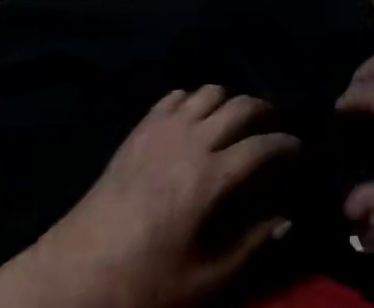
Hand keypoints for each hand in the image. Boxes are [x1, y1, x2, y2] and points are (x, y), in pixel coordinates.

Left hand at [0, 86, 297, 307]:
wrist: (75, 274)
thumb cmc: (144, 282)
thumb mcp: (204, 281)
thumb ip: (252, 247)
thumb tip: (288, 221)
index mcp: (211, 177)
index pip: (262, 145)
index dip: (286, 144)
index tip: (299, 148)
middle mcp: (192, 140)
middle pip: (240, 106)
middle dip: (263, 111)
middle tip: (272, 127)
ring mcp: (162, 129)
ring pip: (208, 91)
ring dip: (228, 101)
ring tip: (235, 121)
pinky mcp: (139, 130)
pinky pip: (174, 97)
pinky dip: (192, 100)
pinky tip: (194, 119)